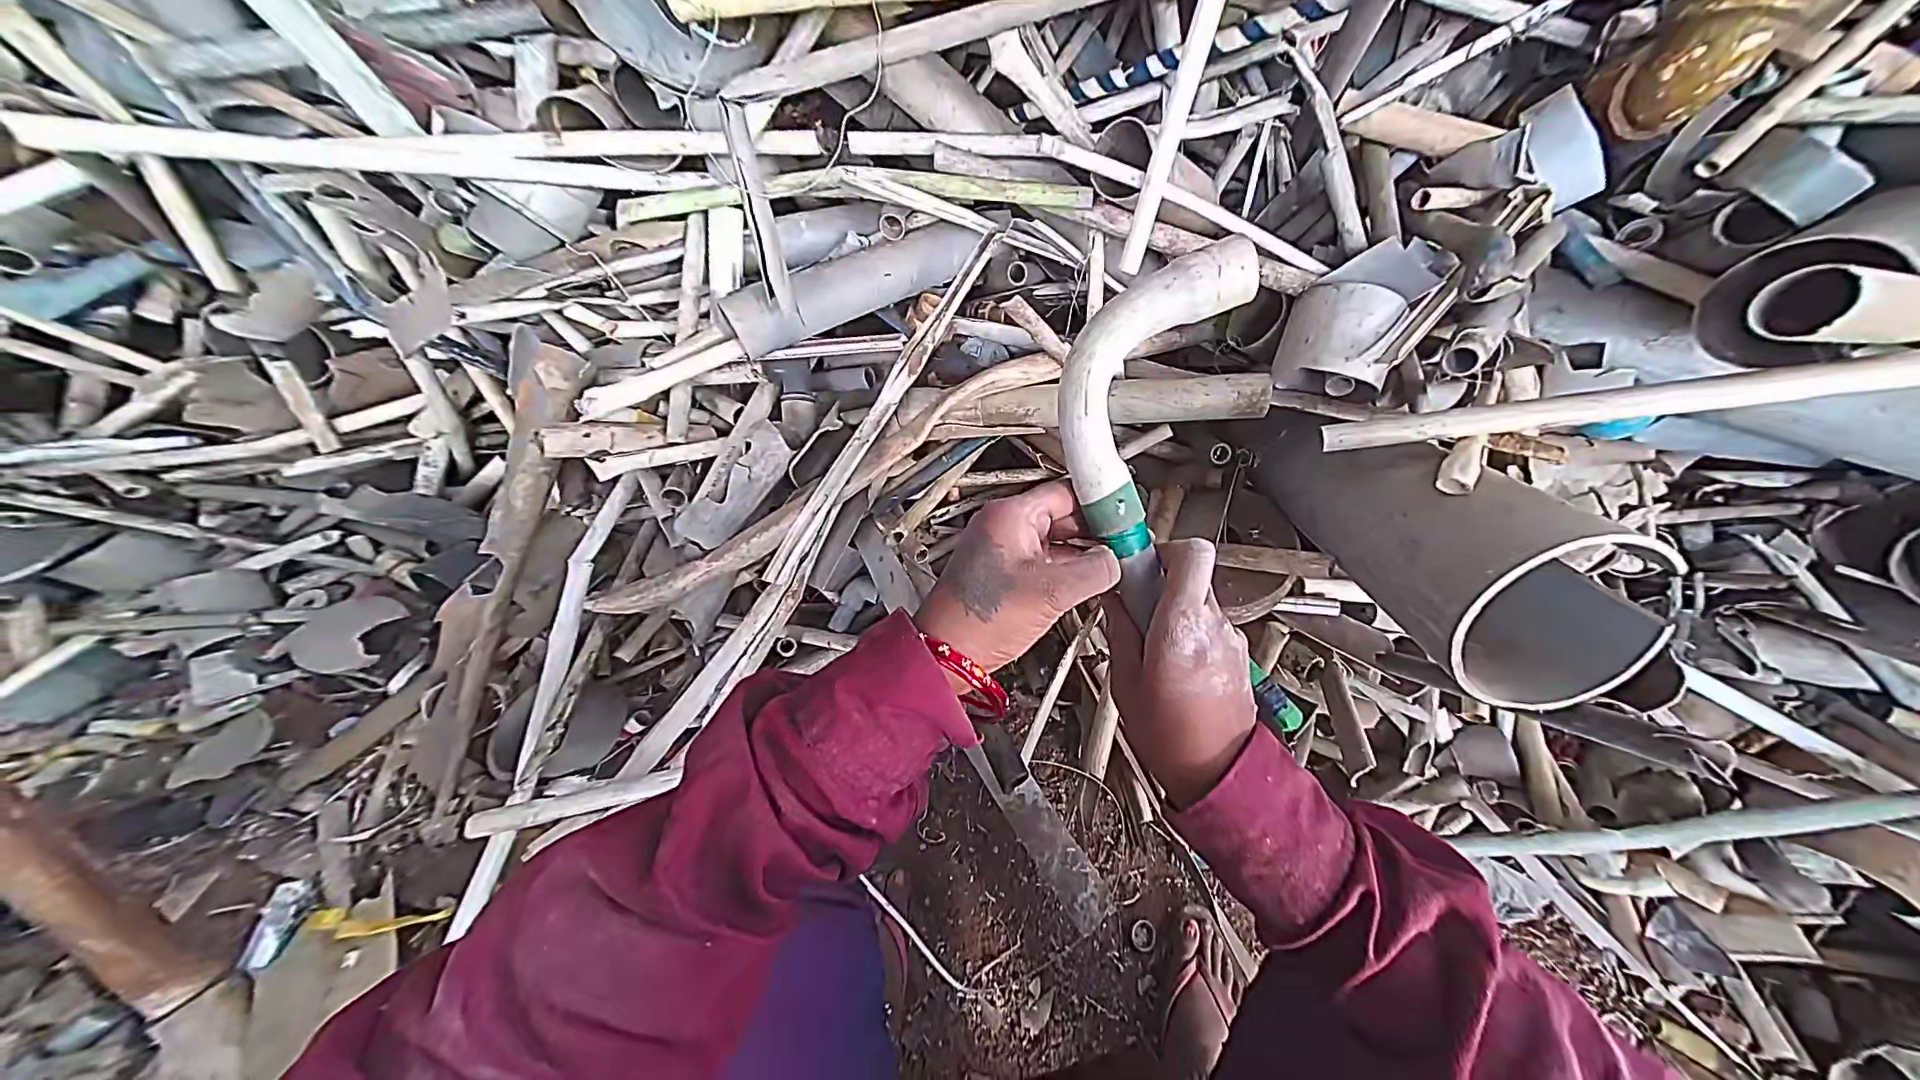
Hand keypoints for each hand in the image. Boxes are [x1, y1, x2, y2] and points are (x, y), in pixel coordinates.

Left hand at [917, 482, 1119, 679]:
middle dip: (1095, 531)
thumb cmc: (978, 620)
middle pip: (1063, 514)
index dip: (1100, 503)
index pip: (1066, 491)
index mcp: (1010, 516)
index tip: (1123, 516)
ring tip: (1108, 567)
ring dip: (1082, 553)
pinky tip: (1084, 584)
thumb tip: (1115, 561)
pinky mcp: (1003, 573)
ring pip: (1055, 540)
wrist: (948, 652)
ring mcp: (1002, 549)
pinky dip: (1065, 569)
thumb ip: (1095, 570)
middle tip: (1122, 546)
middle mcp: (1003, 526)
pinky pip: (1043, 560)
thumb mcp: (1051, 592)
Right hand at [1104, 539, 1255, 807]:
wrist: (1218, 771)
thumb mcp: (1125, 680)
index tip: (1132, 558)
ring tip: (1149, 640)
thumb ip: (1120, 630)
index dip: (1158, 548)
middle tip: (1133, 604)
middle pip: (1190, 573)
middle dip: (1157, 581)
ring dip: (1171, 605)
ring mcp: (1229, 637)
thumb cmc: (1173, 738)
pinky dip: (1185, 626)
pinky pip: (1206, 621)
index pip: (1190, 554)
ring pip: (1197, 597)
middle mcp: (1213, 625)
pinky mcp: (1236, 650)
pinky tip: (1169, 657)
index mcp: (1181, 627)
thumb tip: (1114, 599)